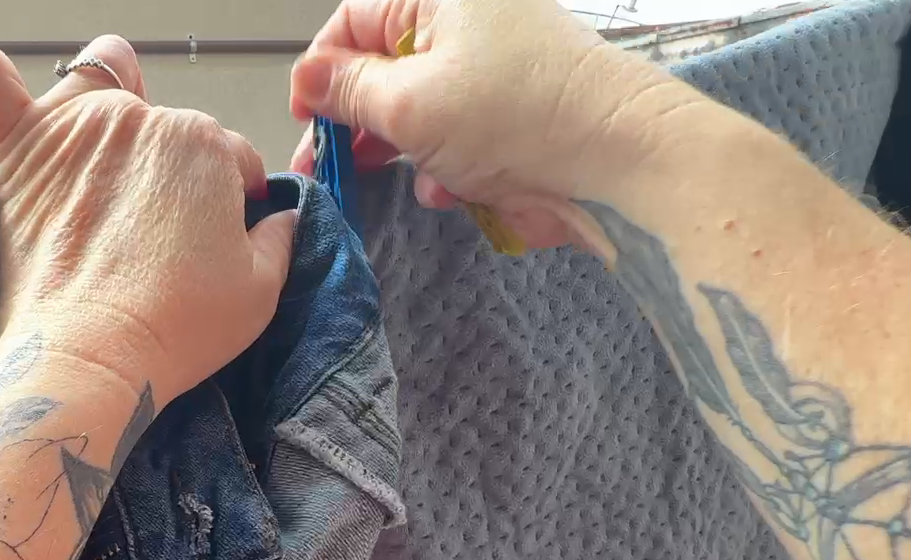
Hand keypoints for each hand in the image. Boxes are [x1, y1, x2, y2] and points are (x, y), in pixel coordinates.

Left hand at [0, 36, 296, 405]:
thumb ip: (279, 240)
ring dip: (109, 114)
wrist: (88, 360)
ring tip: (103, 170)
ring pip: (97, 81)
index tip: (220, 238)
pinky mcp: (13, 155)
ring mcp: (71, 129)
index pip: (231, 157)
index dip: (232, 200)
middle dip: (174, 169)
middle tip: (158, 231)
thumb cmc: (178, 330)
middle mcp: (140, 120)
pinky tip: (5, 105)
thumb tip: (281, 216)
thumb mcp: (260, 293)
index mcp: (205, 146)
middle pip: (168, 127)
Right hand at [288, 0, 711, 246]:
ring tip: (383, 182)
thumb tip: (305, 77)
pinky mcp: (496, 123)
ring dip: (394, 153)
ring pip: (408, 115)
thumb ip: (350, 92)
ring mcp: (481, 77)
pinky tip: (449, 188)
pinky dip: (438, 169)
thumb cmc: (512, 117)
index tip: (302, 117)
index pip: (355, 19)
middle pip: (378, 71)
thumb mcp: (412, 104)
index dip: (321, 69)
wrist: (608, 160)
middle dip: (351, 123)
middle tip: (324, 168)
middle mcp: (461, 27)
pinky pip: (445, 143)